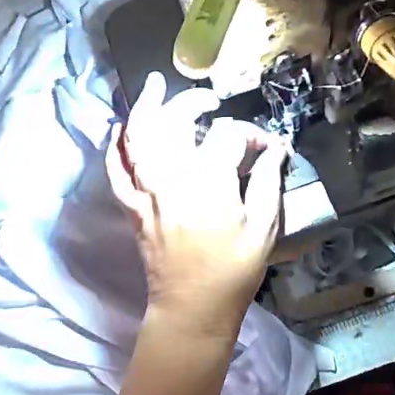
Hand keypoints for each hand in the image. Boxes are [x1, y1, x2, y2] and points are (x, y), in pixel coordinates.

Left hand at [106, 72, 288, 336]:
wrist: (192, 308)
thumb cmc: (233, 270)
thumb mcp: (264, 227)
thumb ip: (270, 182)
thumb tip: (277, 149)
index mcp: (210, 181)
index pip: (229, 136)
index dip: (252, 135)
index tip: (266, 149)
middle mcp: (173, 178)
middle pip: (175, 122)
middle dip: (192, 101)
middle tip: (210, 100)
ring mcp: (147, 192)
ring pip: (138, 138)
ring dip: (145, 108)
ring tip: (154, 86)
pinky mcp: (132, 207)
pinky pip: (117, 170)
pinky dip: (117, 145)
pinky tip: (122, 128)